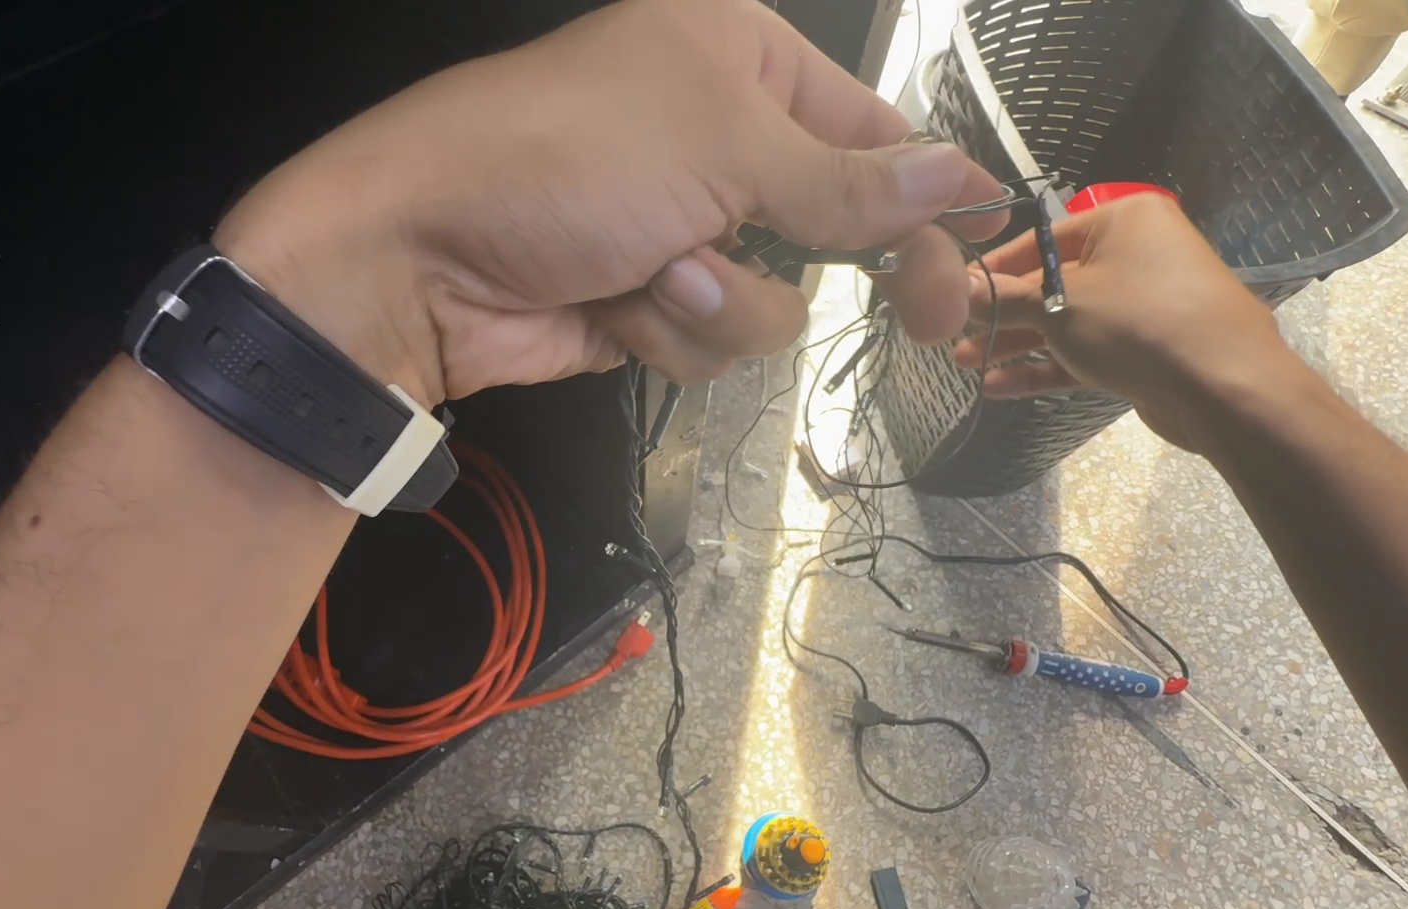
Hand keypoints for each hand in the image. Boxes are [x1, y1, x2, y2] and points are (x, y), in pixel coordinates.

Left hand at [214, 0, 1006, 407]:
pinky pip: (708, 343)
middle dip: (849, 270)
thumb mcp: (720, 148)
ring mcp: (682, 237)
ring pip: (768, 304)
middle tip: (927, 321)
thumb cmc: (572, 162)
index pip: (869, 136)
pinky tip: (617, 307)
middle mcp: (717, 149)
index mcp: (741, 65)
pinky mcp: (649, 310)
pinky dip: (669, 334)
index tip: (975, 262)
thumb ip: (842, 182)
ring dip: (718, 302)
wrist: (431, 256)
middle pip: (831, 231)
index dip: (927, 201)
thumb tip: (961, 176)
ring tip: (651, 272)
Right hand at [953, 194, 1304, 451]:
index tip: (952, 296)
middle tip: (954, 336)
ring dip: (1013, 345)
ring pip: (1061, 322)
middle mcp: (1133, 255)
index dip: (992, 271)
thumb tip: (956, 287)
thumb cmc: (1136, 324)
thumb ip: (1003, 298)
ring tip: (966, 365)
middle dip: (999, 314)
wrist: (1220, 386)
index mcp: (1121, 223)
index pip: (1039, 241)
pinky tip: (998, 388)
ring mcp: (1138, 304)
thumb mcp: (1058, 306)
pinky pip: (1080, 351)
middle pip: (1048, 284)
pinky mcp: (1139, 348)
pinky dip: (1042, 367)